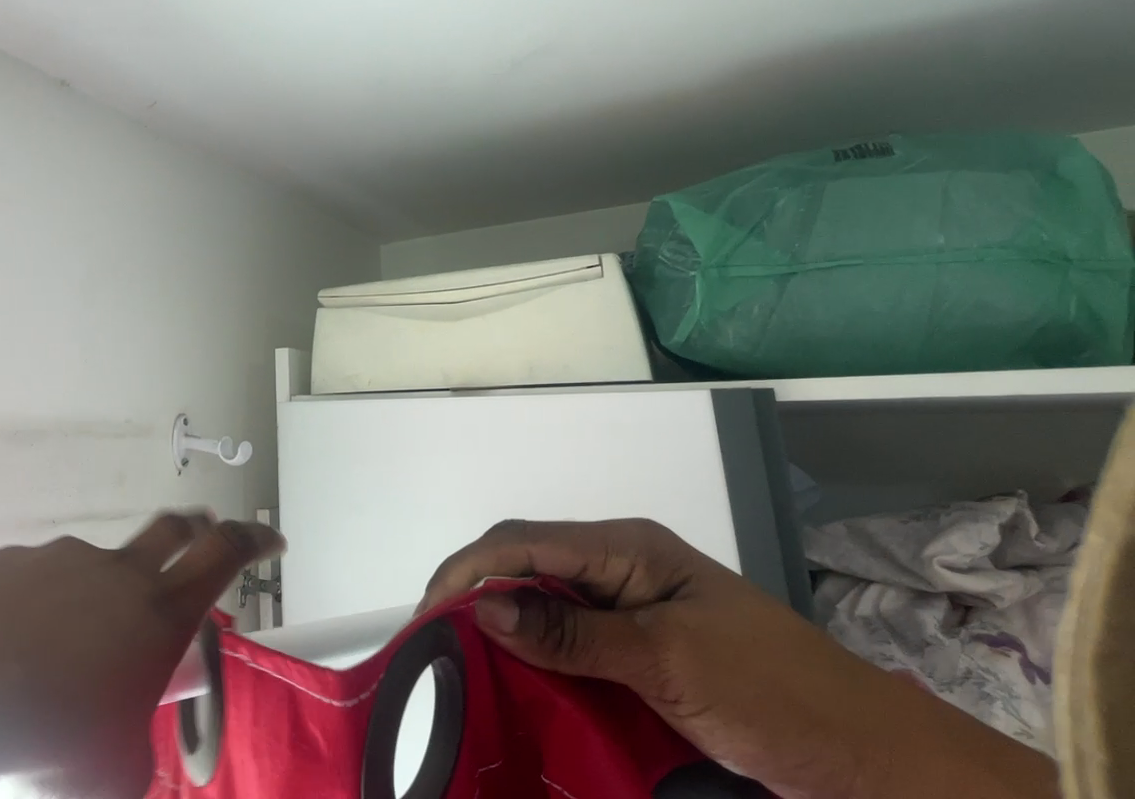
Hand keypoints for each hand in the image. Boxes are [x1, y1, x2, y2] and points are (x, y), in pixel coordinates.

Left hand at [0, 512, 282, 797]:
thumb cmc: (53, 733)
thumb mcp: (115, 773)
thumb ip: (135, 753)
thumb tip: (126, 753)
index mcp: (159, 612)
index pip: (225, 555)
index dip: (254, 541)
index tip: (271, 538)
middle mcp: (117, 572)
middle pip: (172, 529)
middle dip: (195, 529)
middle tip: (201, 537)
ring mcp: (62, 560)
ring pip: (96, 568)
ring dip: (96, 599)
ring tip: (61, 663)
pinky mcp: (14, 562)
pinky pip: (39, 583)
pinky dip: (40, 610)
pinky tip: (12, 656)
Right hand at [419, 518, 1056, 798]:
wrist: (873, 758)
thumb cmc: (774, 693)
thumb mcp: (668, 660)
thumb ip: (572, 633)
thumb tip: (482, 606)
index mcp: (626, 548)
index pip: (522, 543)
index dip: (467, 572)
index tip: (426, 616)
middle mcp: (619, 566)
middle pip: (524, 565)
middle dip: (474, 594)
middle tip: (434, 642)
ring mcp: (628, 606)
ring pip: (540, 602)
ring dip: (500, 626)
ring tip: (460, 659)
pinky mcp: (637, 645)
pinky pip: (566, 638)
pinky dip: (533, 655)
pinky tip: (513, 677)